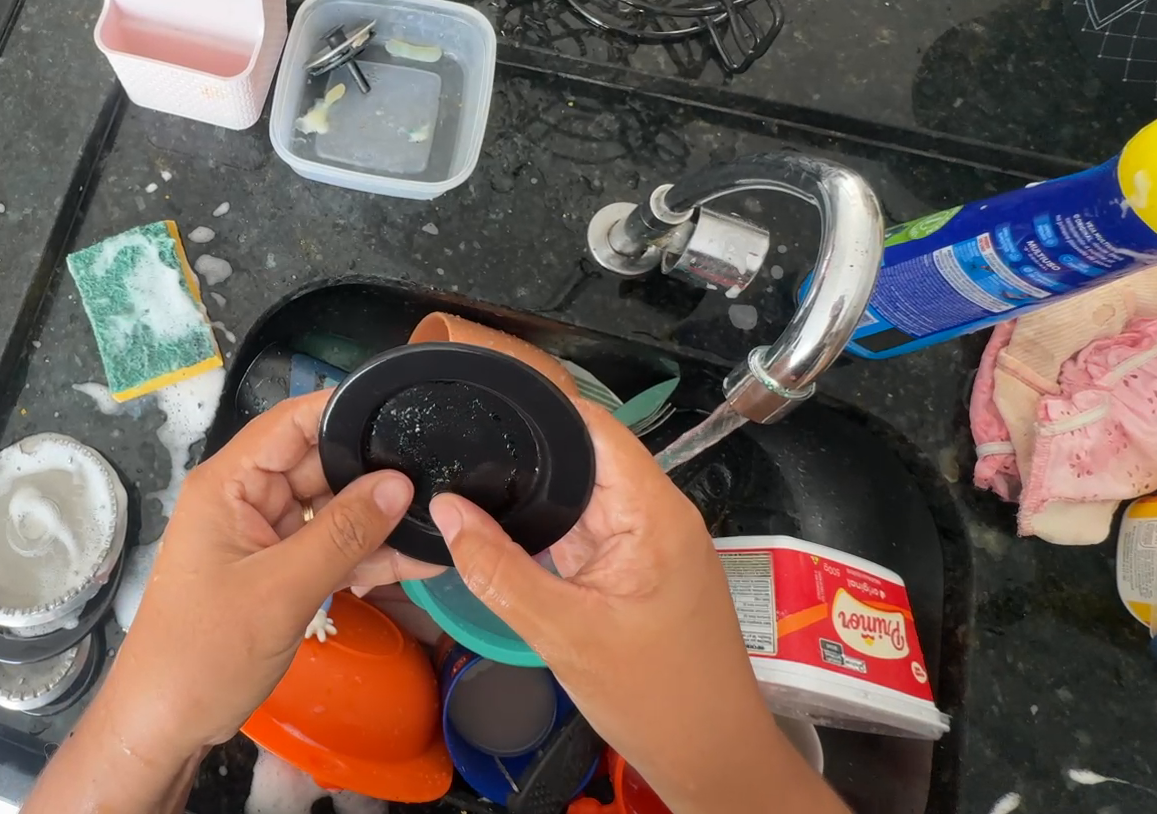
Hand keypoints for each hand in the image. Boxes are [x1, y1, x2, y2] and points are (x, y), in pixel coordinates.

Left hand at [108, 389, 441, 754]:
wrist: (166, 726)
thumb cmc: (206, 651)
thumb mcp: (280, 590)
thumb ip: (343, 534)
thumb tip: (399, 483)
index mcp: (230, 482)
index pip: (289, 422)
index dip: (340, 408)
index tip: (397, 404)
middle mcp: (247, 497)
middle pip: (316, 464)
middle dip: (370, 470)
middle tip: (436, 470)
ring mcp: (264, 534)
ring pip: (329, 509)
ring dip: (375, 519)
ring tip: (438, 515)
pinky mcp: (278, 568)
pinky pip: (327, 547)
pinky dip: (364, 555)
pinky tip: (416, 558)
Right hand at [429, 398, 845, 813]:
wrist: (713, 764)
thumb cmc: (657, 699)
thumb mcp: (565, 634)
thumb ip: (498, 571)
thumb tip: (444, 508)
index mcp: (650, 510)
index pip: (592, 425)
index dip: (538, 401)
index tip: (481, 392)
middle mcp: (648, 510)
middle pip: (579, 451)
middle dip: (520, 441)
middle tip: (452, 432)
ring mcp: (637, 537)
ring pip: (573, 489)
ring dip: (527, 483)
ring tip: (462, 467)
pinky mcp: (624, 562)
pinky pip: (574, 523)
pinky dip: (537, 519)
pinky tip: (493, 517)